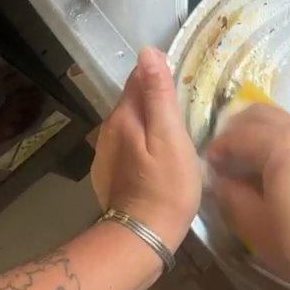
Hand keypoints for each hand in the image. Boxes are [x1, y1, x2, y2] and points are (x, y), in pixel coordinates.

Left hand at [92, 48, 199, 251]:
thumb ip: (159, 94)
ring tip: (174, 138)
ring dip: (149, 124)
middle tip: (184, 115)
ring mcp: (105, 152)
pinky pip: (127, 145)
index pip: (139, 77)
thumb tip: (147, 52)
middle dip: (156, 101)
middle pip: (134, 100)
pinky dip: (142, 144)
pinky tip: (157, 160)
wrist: (142, 237)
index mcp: (124, 115)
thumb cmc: (166, 186)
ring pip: (131, 123)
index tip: (183, 89)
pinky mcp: (108, 172)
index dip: (161, 77)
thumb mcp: (171, 136)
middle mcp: (108, 128)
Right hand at [205, 104, 289, 289]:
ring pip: (277, 118)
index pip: (238, 135)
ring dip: (255, 130)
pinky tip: (265, 164)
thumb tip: (219, 177)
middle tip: (222, 156)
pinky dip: (273, 136)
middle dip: (235, 129)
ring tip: (241, 159)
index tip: (206, 166)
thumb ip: (230, 192)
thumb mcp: (252, 221)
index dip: (218, 148)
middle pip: (259, 114)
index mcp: (281, 144)